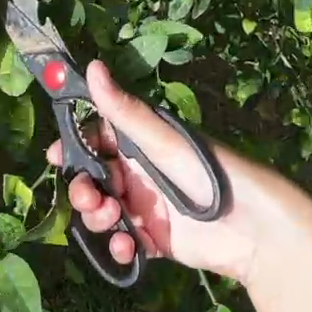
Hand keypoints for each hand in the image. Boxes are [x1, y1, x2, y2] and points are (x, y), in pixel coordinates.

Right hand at [50, 61, 301, 284]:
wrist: (255, 229)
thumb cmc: (207, 173)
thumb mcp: (161, 141)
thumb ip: (122, 111)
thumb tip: (90, 65)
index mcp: (139, 142)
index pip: (94, 138)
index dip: (72, 146)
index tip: (55, 156)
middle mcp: (138, 171)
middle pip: (92, 177)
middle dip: (82, 188)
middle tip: (88, 198)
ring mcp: (144, 206)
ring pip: (103, 209)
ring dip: (97, 216)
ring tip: (111, 220)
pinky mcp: (154, 239)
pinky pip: (123, 240)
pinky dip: (119, 244)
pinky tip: (127, 246)